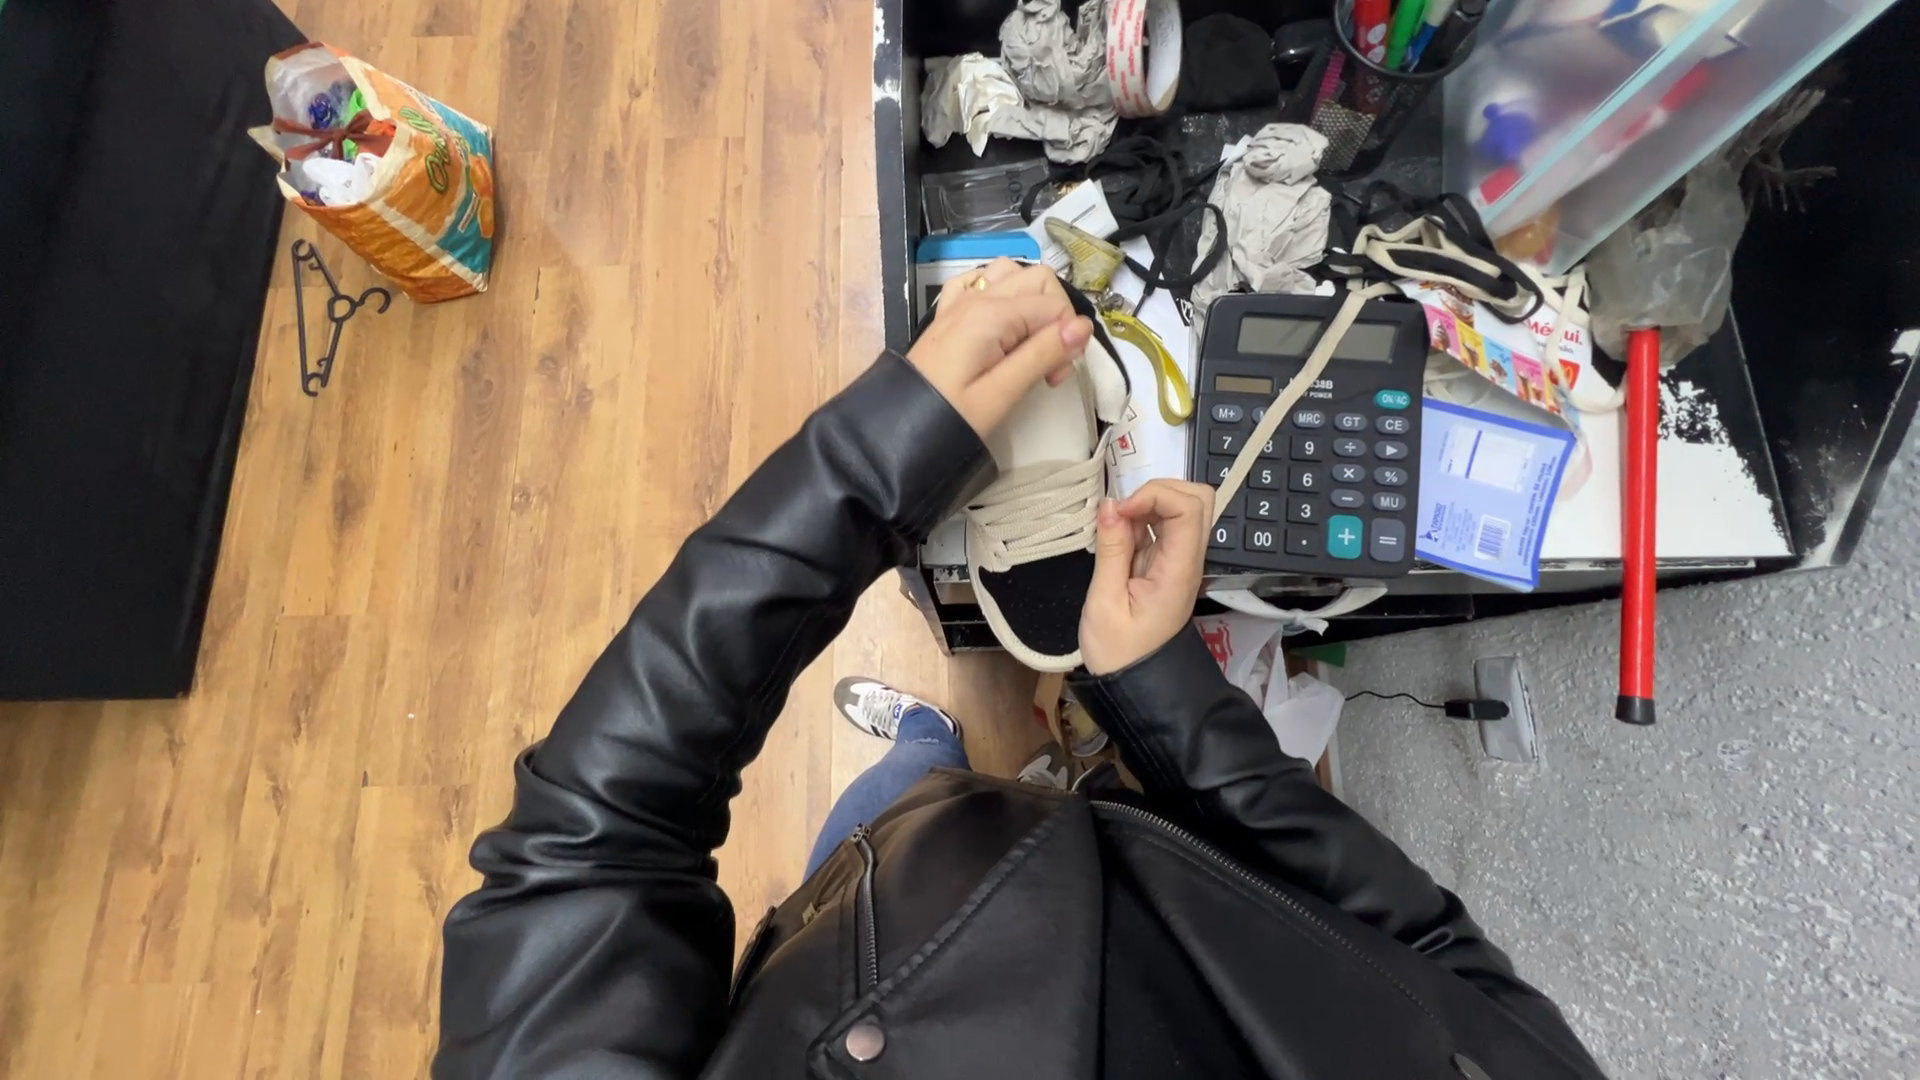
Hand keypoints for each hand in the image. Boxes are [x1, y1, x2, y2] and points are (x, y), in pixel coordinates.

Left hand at [904, 258, 1094, 437]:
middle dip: (1055, 318)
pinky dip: (1001, 295)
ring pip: (1012, 274)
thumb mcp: (1002, 393)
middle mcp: (977, 297)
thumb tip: (1082, 326)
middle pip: (1039, 280)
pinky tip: (1003, 325)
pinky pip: (981, 283)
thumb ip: (1043, 354)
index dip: (1067, 339)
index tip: (1056, 378)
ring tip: (1028, 344)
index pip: (1054, 305)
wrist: (901, 429)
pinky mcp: (950, 315)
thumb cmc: (952, 416)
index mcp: (992, 314)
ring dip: (1032, 302)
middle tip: (1049, 364)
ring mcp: (960, 303)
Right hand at [1079, 480, 1214, 675]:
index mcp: (1179, 570)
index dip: (1154, 495)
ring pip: (1182, 507)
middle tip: (1122, 512)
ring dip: (1148, 503)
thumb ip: (1111, 550)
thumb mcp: (1103, 603)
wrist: (1136, 683)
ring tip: (1115, 526)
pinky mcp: (1166, 561)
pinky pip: (1163, 524)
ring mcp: (1179, 559)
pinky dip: (1140, 517)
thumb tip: (1110, 504)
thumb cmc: (1117, 651)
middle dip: (1158, 490)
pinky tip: (1117, 536)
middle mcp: (1188, 559)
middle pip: (1198, 499)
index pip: (1190, 508)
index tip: (1120, 511)